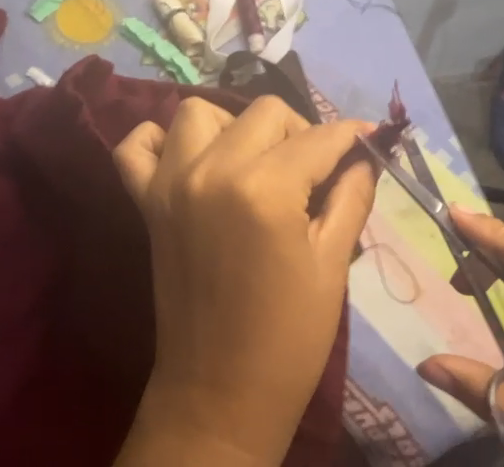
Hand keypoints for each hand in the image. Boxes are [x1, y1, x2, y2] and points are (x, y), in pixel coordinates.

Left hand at [111, 96, 378, 466]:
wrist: (220, 391)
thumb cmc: (289, 336)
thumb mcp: (333, 264)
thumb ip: (351, 197)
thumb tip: (364, 154)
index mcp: (265, 188)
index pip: (317, 138)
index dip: (350, 137)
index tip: (366, 140)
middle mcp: (212, 170)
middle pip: (264, 112)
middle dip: (299, 133)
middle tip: (313, 173)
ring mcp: (170, 182)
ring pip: (199, 112)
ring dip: (233, 127)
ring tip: (253, 165)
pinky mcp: (145, 200)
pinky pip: (136, 145)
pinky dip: (158, 142)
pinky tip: (187, 161)